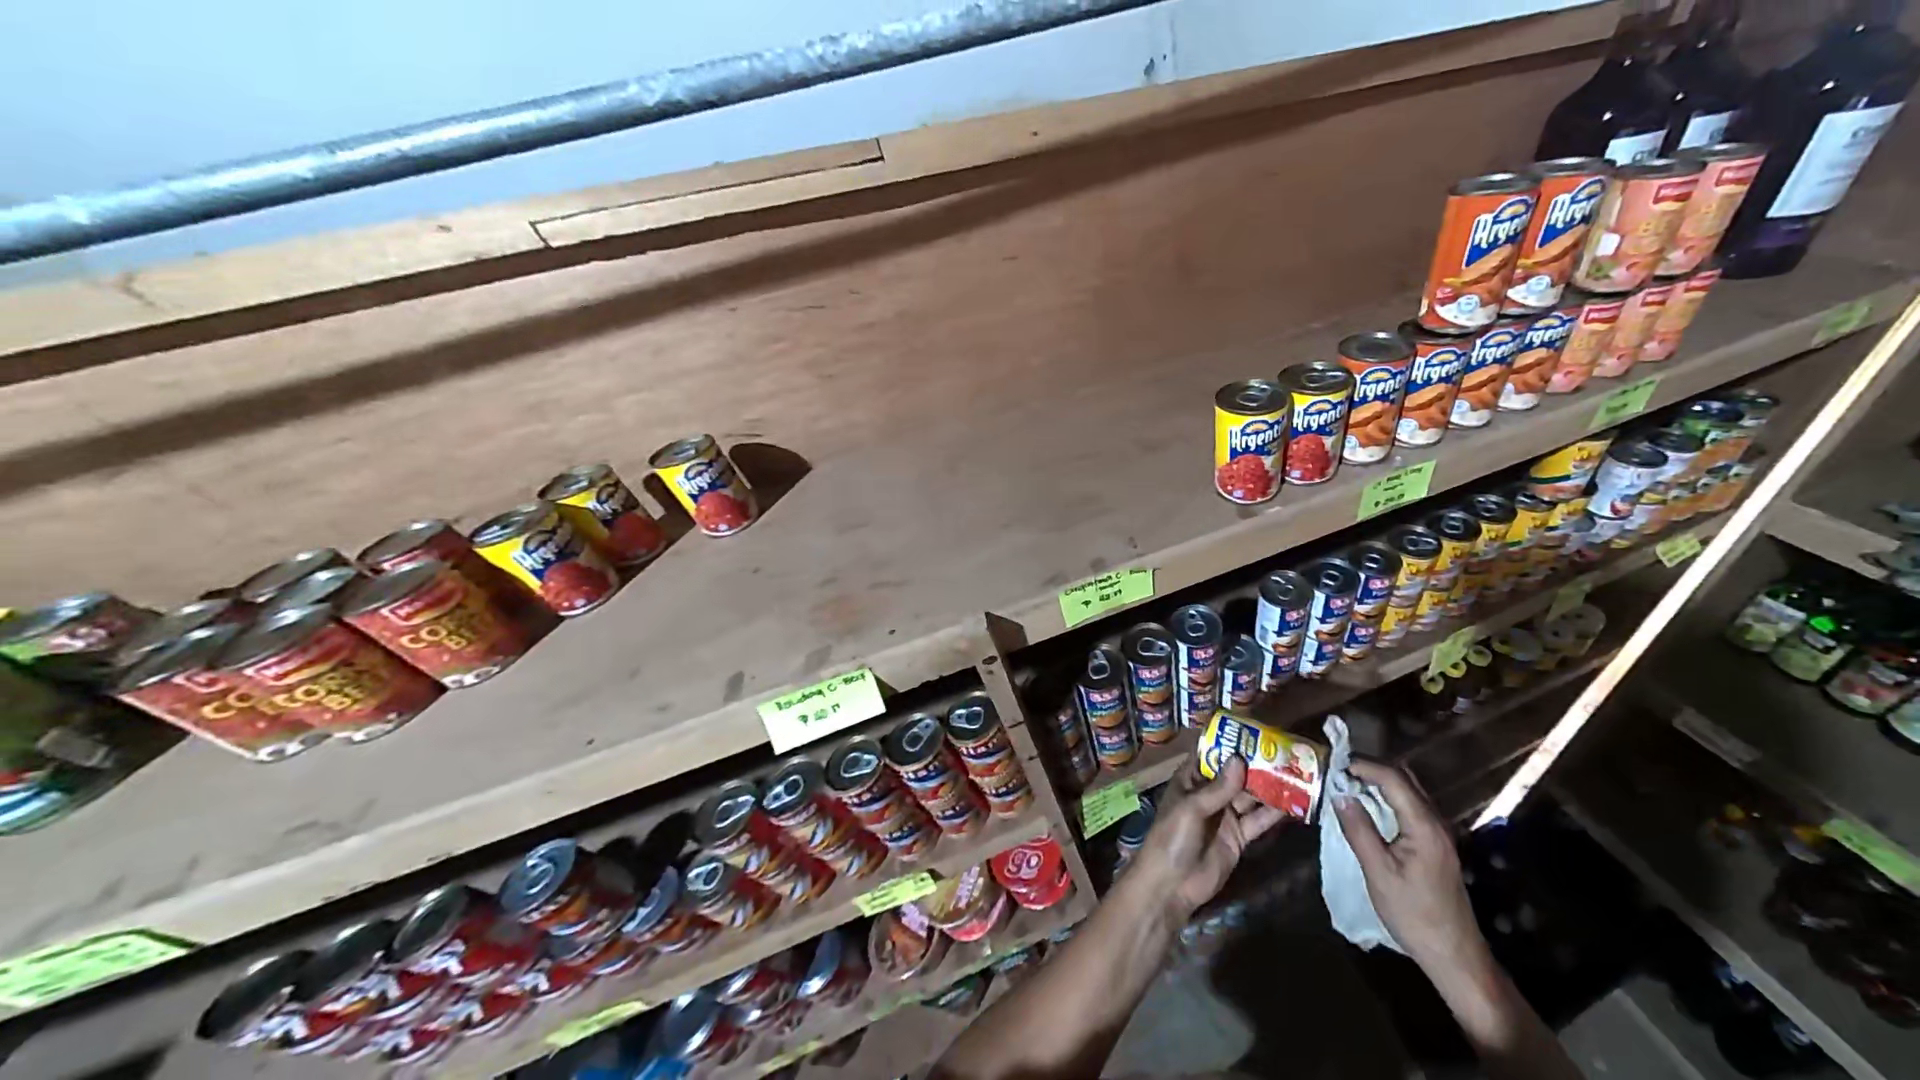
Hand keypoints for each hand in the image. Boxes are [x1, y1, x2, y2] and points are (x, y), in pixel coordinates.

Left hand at [1128, 758, 1289, 922]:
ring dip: (1270, 787)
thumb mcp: (1191, 809)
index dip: (1228, 743)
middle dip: (1257, 764)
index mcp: (1189, 781)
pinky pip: (1259, 821)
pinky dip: (1275, 814)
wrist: (1172, 885)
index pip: (1209, 755)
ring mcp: (1225, 815)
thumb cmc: (1172, 838)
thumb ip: (1218, 788)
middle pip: (1235, 775)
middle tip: (1286, 750)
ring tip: (1297, 772)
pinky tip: (1296, 803)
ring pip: (1250, 796)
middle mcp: (1208, 794)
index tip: (1254, 729)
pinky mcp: (1238, 837)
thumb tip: (1240, 759)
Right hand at [1333, 759, 1488, 973]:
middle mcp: (1436, 823)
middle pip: (1405, 779)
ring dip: (1379, 783)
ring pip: (1409, 792)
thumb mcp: (1378, 872)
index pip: (1394, 779)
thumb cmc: (1413, 913)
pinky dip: (1387, 799)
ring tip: (1347, 786)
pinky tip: (1367, 809)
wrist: (1453, 953)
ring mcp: (1438, 834)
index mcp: (1424, 826)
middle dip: (1371, 769)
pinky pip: (1410, 808)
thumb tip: (1339, 794)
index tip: (1334, 765)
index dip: (1364, 766)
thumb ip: (1358, 829)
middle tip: (1338, 772)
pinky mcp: (1435, 845)